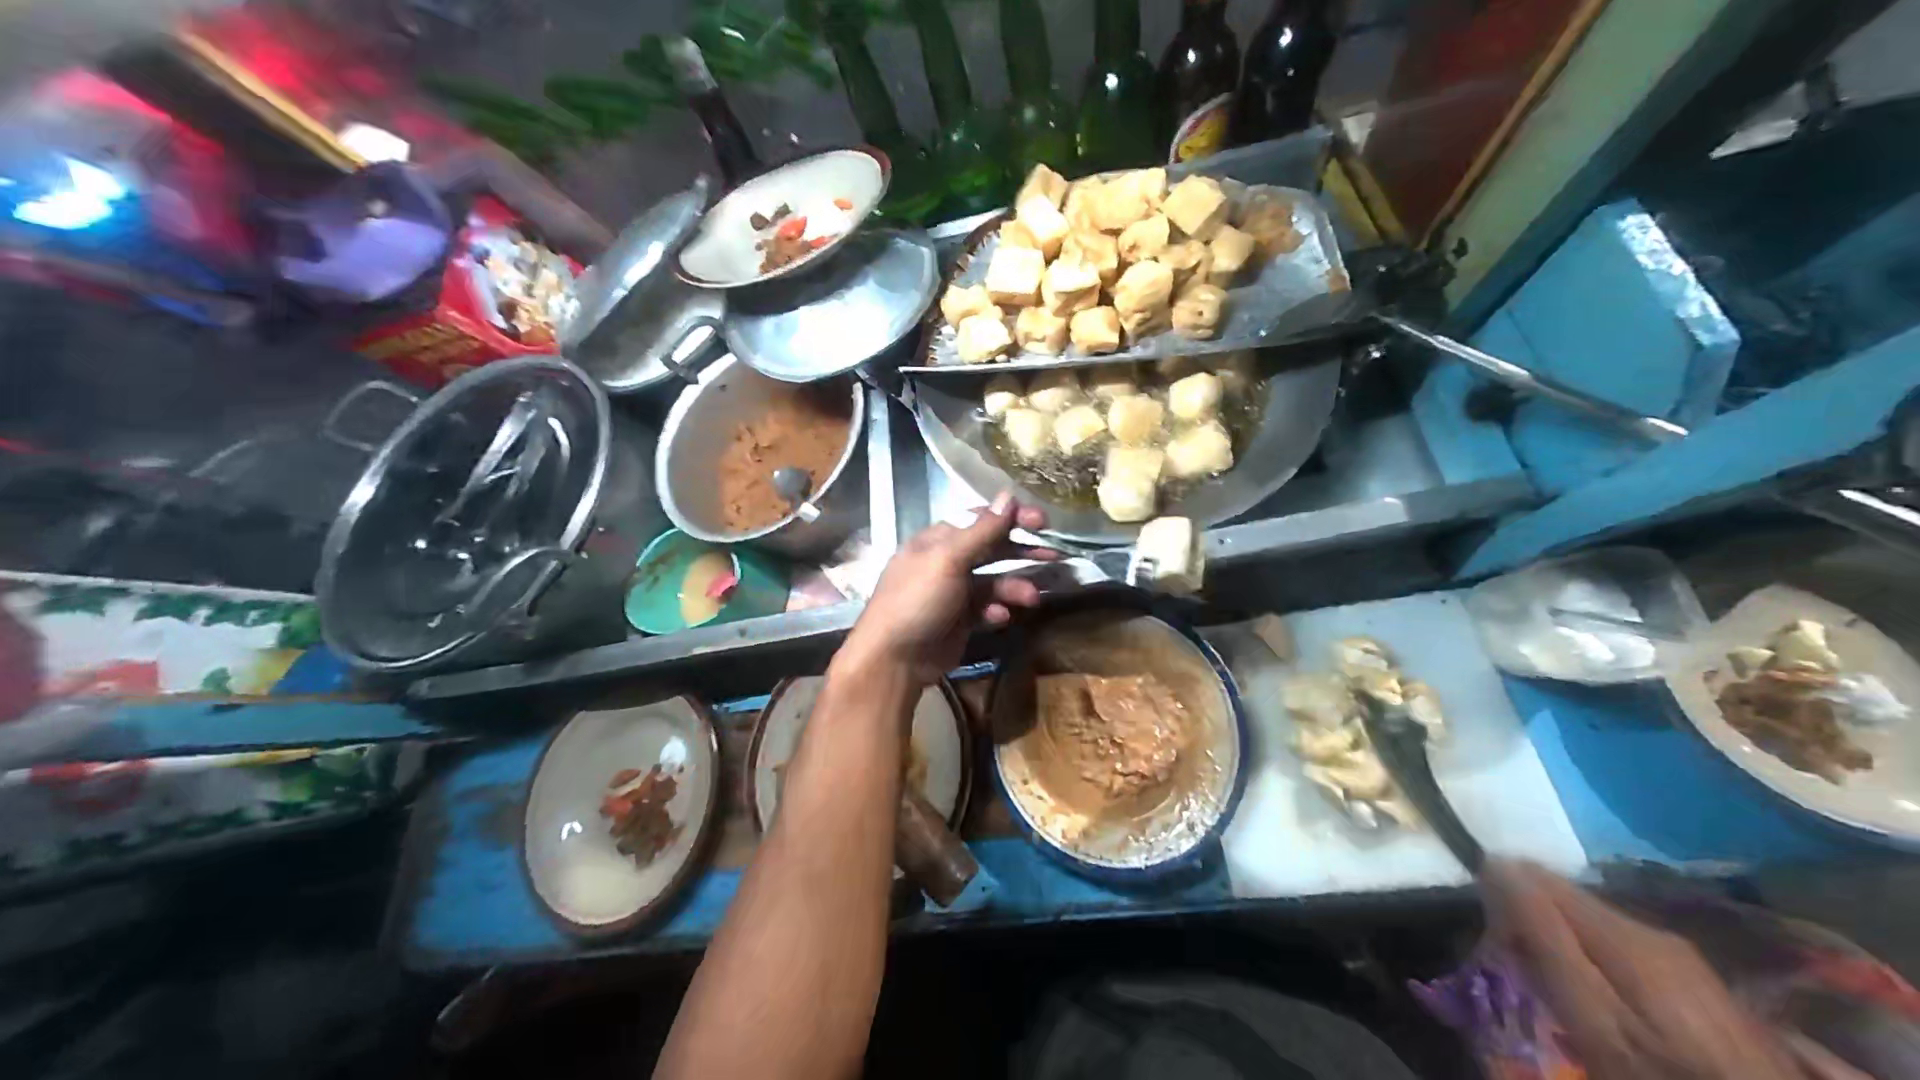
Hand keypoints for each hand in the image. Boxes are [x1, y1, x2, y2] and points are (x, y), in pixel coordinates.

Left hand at [839, 493, 1056, 684]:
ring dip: (1014, 587)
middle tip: (1054, 554)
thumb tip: (1009, 496)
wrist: (894, 659)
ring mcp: (953, 592)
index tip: (1043, 521)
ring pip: (993, 582)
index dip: (1011, 518)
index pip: (980, 520)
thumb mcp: (948, 560)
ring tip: (1031, 598)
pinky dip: (997, 610)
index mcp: (938, 540)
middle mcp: (946, 562)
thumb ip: (982, 531)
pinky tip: (1000, 617)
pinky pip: (987, 609)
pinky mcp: (960, 620)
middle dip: (1021, 552)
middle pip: (991, 549)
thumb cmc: (917, 600)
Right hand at [1484, 860, 1807, 1079]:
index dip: (1501, 898)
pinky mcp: (1693, 980)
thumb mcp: (1594, 1018)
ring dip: (1558, 939)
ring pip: (1587, 920)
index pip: (1534, 876)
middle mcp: (1650, 928)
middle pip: (1563, 897)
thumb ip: (1545, 939)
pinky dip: (1590, 957)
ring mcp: (1679, 955)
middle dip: (1529, 919)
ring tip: (1555, 986)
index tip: (1495, 942)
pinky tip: (1597, 995)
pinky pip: (1616, 945)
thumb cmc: (1662, 1074)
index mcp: (1622, 931)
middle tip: (1520, 970)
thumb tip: (1496, 865)